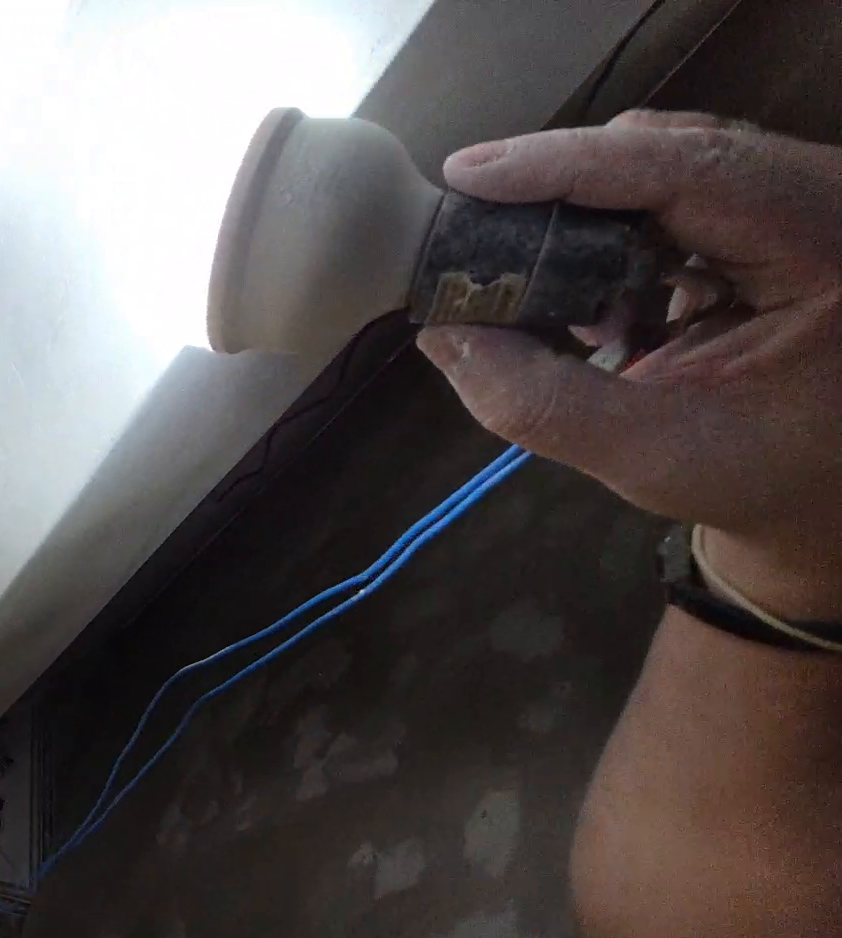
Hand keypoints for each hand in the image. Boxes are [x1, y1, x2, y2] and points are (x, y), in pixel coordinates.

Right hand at [417, 110, 841, 616]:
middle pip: (670, 151)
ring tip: (513, 270)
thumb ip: (535, 401)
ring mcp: (794, 207)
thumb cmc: (758, 472)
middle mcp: (825, 202)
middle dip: (555, 182)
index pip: (692, 169)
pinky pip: (661, 199)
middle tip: (464, 216)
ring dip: (568, 214)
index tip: (467, 175)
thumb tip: (440, 333)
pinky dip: (592, 237)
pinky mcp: (759, 224)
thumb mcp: (642, 452)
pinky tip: (569, 293)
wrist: (825, 481)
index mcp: (833, 245)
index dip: (569, 166)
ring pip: (660, 168)